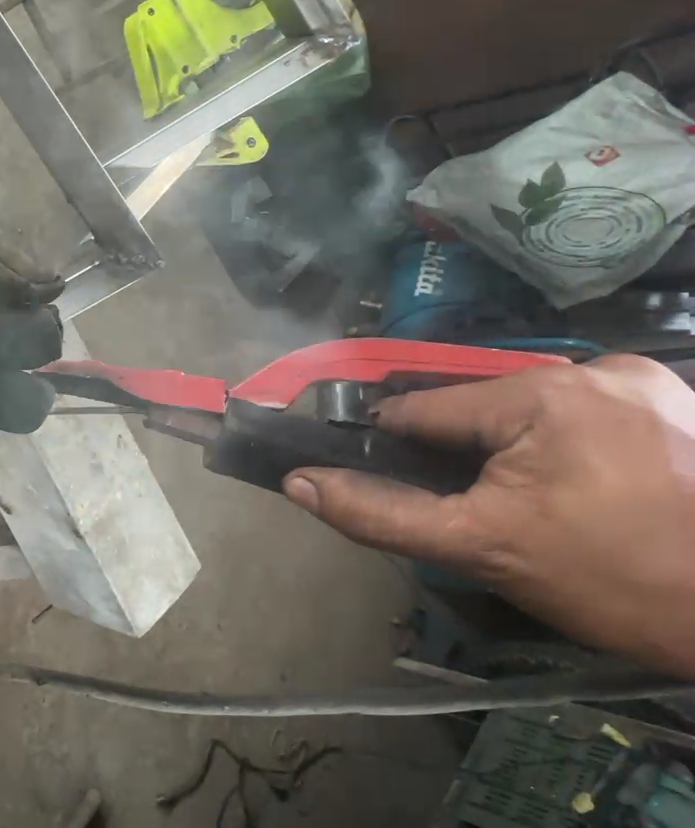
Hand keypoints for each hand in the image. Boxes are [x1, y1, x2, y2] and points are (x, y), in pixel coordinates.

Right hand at [283, 355, 694, 677]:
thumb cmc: (626, 584)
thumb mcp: (485, 550)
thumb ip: (380, 512)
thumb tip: (295, 481)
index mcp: (544, 391)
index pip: (421, 409)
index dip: (400, 454)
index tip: (416, 497)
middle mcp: (598, 368)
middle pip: (477, 408)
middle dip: (465, 457)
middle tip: (491, 516)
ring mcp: (650, 385)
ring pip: (528, 413)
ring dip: (513, 453)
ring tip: (541, 510)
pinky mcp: (683, 409)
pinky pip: (582, 417)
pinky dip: (564, 450)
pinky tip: (588, 495)